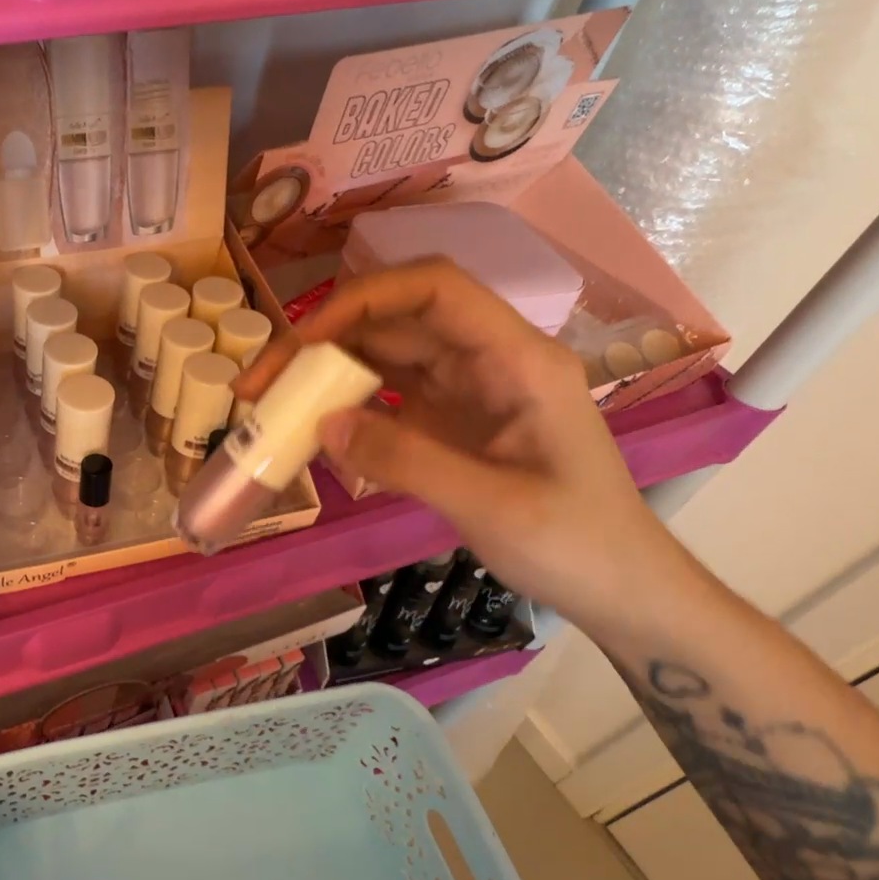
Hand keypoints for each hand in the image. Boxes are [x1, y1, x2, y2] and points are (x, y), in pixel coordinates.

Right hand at [235, 259, 694, 633]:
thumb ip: (407, 461)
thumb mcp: (491, 507)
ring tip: (270, 407)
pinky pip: (386, 399)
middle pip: (394, 322)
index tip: (302, 343)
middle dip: (321, 342)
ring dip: (325, 374)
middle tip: (258, 387)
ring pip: (383, 358)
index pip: (434, 290)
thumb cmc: (576, 544)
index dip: (362, 299)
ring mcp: (467, 392)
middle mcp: (488, 362)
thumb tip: (323, 424)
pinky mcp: (450, 424)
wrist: (620, 589)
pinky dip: (344, 409)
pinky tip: (309, 432)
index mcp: (516, 360)